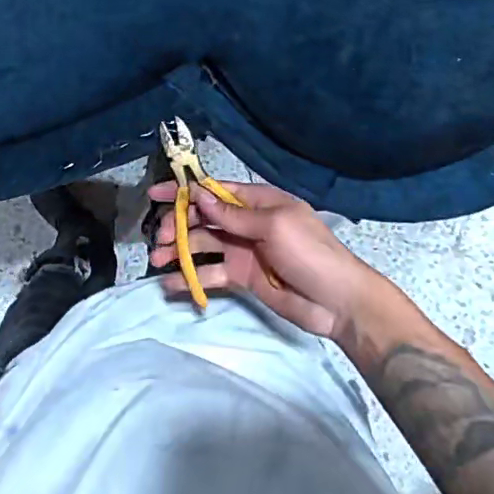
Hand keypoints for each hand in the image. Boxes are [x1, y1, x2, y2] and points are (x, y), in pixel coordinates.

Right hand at [149, 181, 390, 339]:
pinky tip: (172, 285)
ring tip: (158, 262)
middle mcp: (247, 223)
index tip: (154, 195)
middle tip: (162, 240)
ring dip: (179, 251)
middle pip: (204, 218)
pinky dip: (191, 278)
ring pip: (203, 246)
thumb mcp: (273, 226)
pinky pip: (211, 274)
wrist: (338, 302)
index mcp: (258, 202)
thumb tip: (198, 194)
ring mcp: (244, 250)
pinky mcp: (242, 277)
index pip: (214, 191)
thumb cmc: (310, 253)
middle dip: (179, 225)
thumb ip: (233, 215)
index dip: (184, 191)